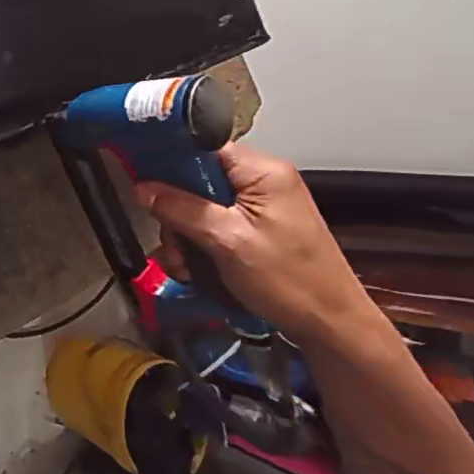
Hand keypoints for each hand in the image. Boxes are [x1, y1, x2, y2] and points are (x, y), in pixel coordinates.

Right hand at [136, 144, 381, 350]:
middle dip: (176, 212)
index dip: (169, 161)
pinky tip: (194, 269)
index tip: (143, 181)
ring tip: (184, 265)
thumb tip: (141, 188)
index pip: (203, 146)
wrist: (332, 327)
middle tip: (173, 245)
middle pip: (198, 178)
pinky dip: (200, 244)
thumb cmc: (288, 280)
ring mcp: (260, 205)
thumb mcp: (227, 241)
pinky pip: (215, 223)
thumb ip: (181, 209)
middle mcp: (261, 179)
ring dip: (185, 234)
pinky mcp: (256, 227)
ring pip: (201, 204)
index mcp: (262, 170)